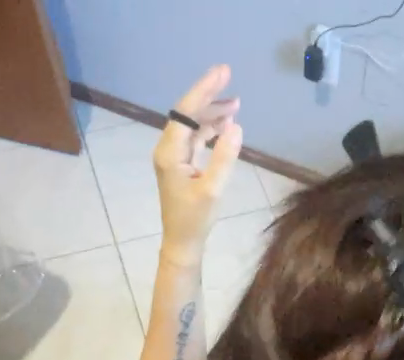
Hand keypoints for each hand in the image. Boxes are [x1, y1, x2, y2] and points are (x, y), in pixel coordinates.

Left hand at [154, 65, 244, 262]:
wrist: (182, 242)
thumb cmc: (195, 220)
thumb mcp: (213, 190)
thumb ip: (224, 157)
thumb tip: (235, 126)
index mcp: (170, 153)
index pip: (186, 112)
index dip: (204, 91)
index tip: (223, 72)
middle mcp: (168, 149)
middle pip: (187, 113)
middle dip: (208, 96)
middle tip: (229, 77)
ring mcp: (174, 156)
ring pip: (192, 124)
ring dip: (212, 113)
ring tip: (235, 103)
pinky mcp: (182, 164)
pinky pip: (196, 138)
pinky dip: (210, 128)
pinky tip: (226, 123)